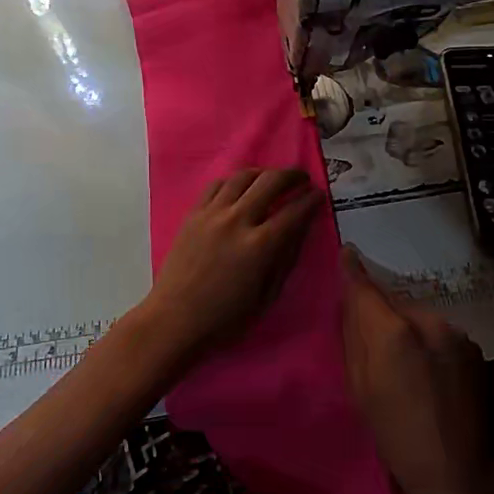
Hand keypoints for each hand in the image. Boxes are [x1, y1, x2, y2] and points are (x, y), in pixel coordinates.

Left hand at [133, 169, 320, 367]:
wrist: (174, 319)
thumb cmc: (225, 318)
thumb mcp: (266, 296)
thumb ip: (286, 259)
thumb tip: (301, 229)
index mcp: (259, 246)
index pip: (294, 211)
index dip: (311, 200)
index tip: (319, 195)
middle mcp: (237, 221)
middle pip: (271, 182)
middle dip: (293, 176)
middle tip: (302, 180)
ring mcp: (212, 214)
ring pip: (243, 176)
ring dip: (264, 173)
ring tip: (273, 179)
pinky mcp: (193, 214)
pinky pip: (217, 185)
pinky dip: (234, 180)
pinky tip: (241, 187)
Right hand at [340, 248, 493, 493]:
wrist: (455, 472)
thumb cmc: (393, 435)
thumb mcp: (359, 386)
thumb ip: (353, 334)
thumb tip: (349, 299)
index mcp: (394, 332)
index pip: (366, 289)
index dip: (353, 271)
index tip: (347, 251)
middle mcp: (428, 320)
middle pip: (393, 300)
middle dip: (379, 308)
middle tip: (368, 330)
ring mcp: (455, 331)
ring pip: (416, 313)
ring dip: (404, 324)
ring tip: (400, 357)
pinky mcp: (472, 344)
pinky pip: (437, 329)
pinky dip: (425, 337)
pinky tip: (425, 367)